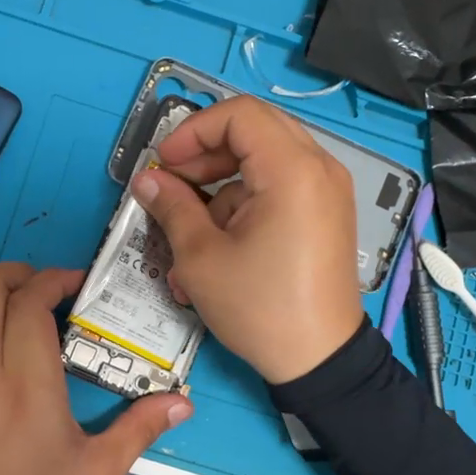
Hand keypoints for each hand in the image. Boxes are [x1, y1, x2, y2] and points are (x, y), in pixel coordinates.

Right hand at [133, 95, 364, 383]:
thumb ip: (172, 207)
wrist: (320, 360)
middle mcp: (319, 168)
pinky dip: (245, 206)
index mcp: (292, 170)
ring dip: (220, 188)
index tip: (164, 163)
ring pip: (263, 163)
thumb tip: (147, 180)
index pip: (239, 115)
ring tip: (189, 236)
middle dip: (205, 155)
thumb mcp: (201, 257)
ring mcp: (327, 191)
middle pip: (253, 132)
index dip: (193, 130)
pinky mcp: (326, 214)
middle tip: (173, 186)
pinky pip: (280, 189)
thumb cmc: (258, 307)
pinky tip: (218, 248)